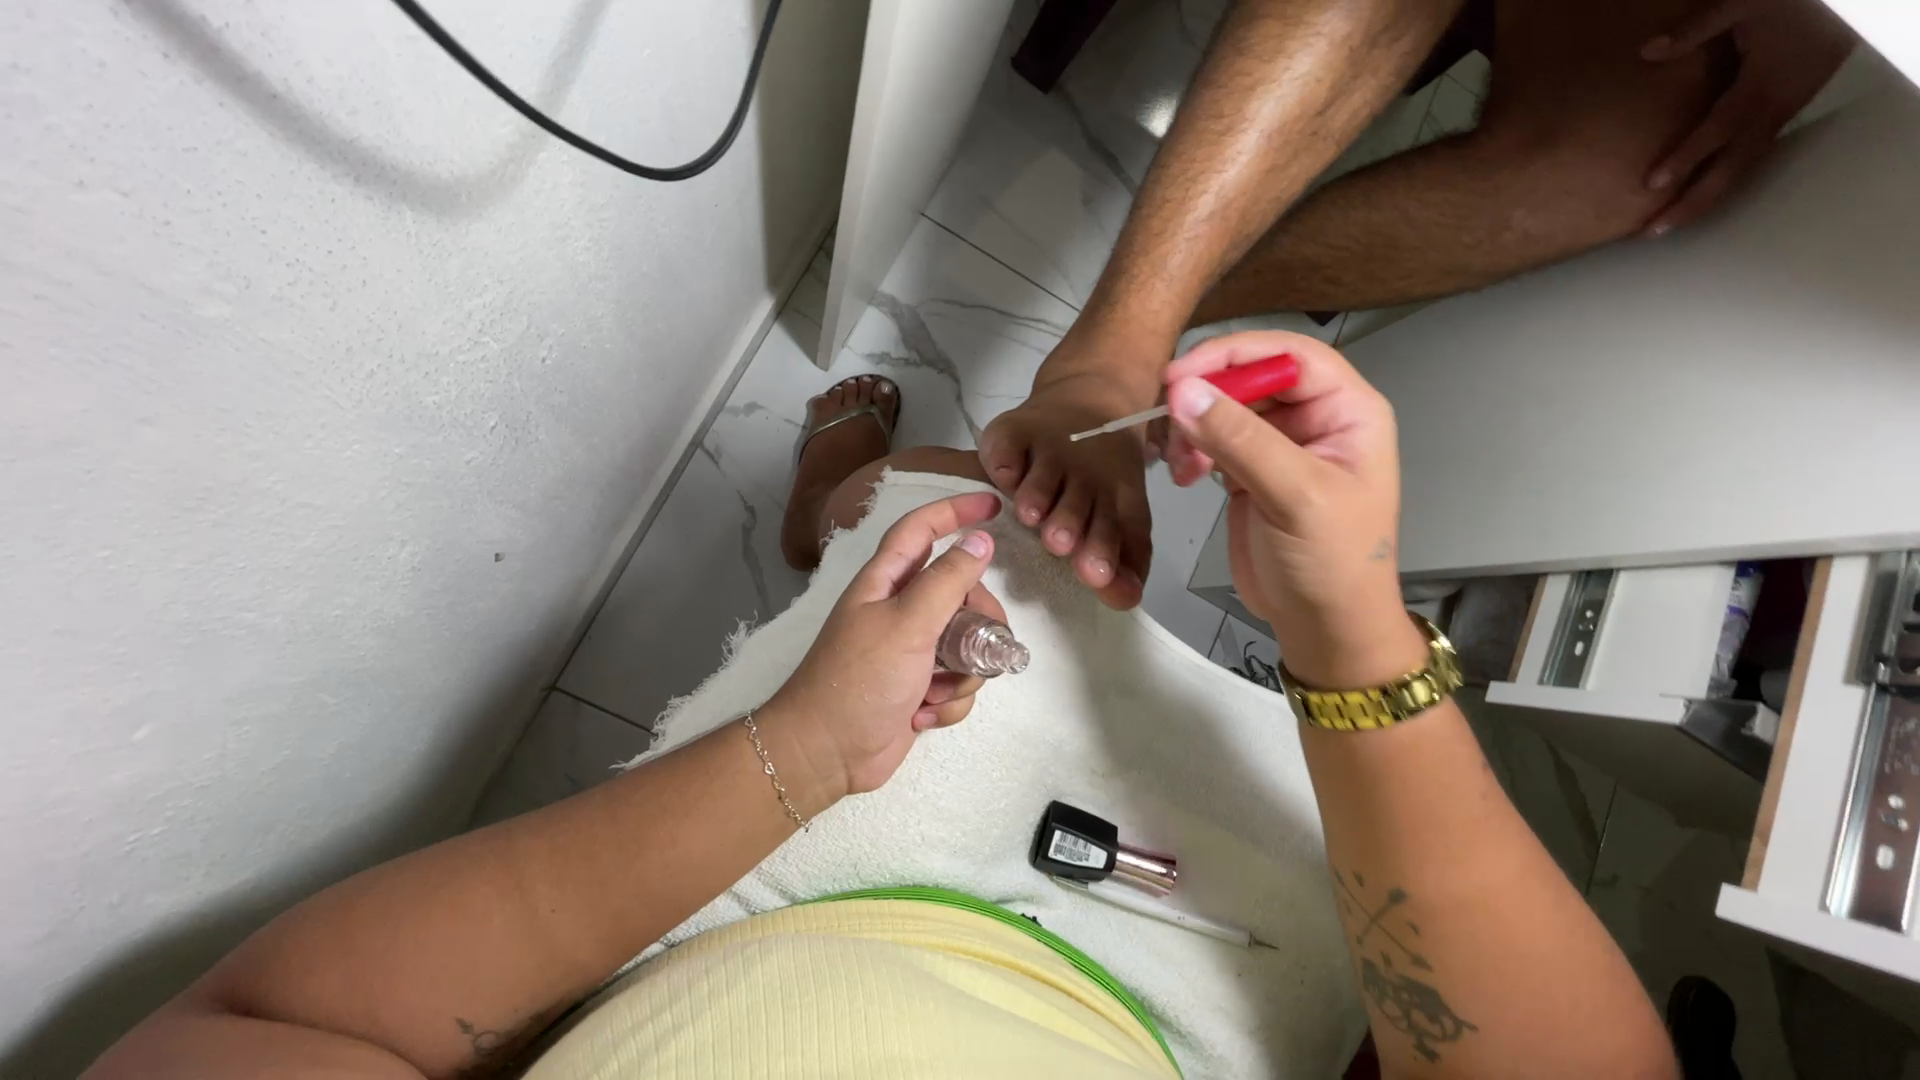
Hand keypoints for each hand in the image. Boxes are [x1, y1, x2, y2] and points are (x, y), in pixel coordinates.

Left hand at [759, 492, 1008, 799]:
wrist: (825, 754)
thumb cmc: (858, 680)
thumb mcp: (907, 624)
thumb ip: (947, 580)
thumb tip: (981, 540)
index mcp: (887, 582)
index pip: (922, 529)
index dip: (956, 511)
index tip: (995, 506)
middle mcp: (901, 610)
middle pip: (962, 593)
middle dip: (980, 623)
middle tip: (983, 646)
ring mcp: (912, 650)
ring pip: (968, 643)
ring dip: (963, 673)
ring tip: (936, 693)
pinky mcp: (920, 688)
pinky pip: (957, 683)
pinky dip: (949, 702)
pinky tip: (923, 717)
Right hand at [978, 339, 1160, 610]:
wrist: (1084, 405)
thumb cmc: (1097, 478)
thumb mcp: (1121, 518)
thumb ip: (1122, 564)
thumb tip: (1126, 600)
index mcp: (1112, 501)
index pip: (1113, 526)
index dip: (1104, 550)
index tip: (1095, 575)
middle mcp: (1081, 478)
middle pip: (1075, 504)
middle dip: (1069, 523)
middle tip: (1060, 542)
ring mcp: (1048, 453)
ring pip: (1043, 476)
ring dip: (1038, 494)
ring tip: (1030, 515)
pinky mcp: (1015, 433)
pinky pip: (1009, 446)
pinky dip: (1006, 459)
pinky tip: (1005, 473)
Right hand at [1163, 331, 1424, 688]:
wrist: (1322, 625)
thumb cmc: (1332, 562)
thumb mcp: (1294, 495)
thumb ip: (1240, 439)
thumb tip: (1183, 392)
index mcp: (1347, 410)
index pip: (1289, 354)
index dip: (1234, 355)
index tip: (1183, 374)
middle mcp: (1315, 419)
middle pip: (1252, 377)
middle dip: (1207, 394)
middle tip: (1166, 416)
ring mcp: (1281, 446)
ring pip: (1226, 408)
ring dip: (1194, 426)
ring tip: (1177, 460)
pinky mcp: (1250, 472)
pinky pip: (1214, 440)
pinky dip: (1191, 449)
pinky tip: (1183, 473)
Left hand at [1640, 0, 1854, 234]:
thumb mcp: (1746, 3)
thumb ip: (1698, 29)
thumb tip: (1649, 51)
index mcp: (1767, 82)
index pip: (1721, 127)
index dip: (1688, 156)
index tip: (1652, 184)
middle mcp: (1779, 105)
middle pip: (1734, 165)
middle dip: (1694, 201)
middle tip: (1653, 232)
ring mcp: (1786, 111)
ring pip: (1745, 166)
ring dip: (1707, 198)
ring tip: (1666, 227)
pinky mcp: (1787, 111)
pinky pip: (1753, 155)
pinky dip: (1724, 180)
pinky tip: (1697, 198)